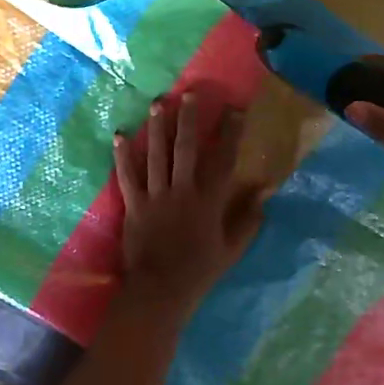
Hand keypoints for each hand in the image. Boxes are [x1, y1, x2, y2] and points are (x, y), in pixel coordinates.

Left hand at [113, 93, 268, 315]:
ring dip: (157, 127)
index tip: (234, 110)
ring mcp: (155, 196)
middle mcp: (182, 191)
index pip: (223, 159)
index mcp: (209, 201)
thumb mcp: (231, 249)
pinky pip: (127, 175)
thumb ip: (248, 219)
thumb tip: (264, 192)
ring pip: (156, 155)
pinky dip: (122, 155)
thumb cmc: (199, 270)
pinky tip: (120, 135)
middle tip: (189, 94)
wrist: (160, 290)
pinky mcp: (134, 204)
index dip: (230, 133)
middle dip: (188, 119)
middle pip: (185, 148)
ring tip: (157, 103)